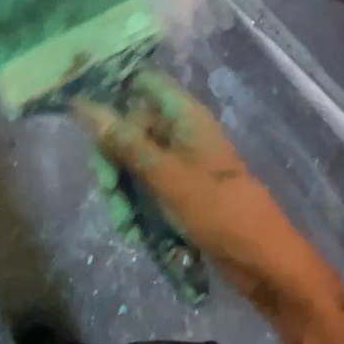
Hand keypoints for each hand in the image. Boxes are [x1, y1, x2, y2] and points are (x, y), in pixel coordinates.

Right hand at [73, 71, 305, 285]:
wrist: (261, 260)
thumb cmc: (215, 209)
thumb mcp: (163, 175)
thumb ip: (123, 140)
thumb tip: (83, 105)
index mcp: (184, 115)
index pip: (143, 82)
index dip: (113, 88)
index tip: (82, 109)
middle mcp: (181, 130)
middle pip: (132, 126)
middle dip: (113, 158)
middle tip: (108, 190)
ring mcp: (182, 161)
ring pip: (135, 160)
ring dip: (122, 189)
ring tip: (124, 222)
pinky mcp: (181, 189)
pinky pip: (148, 185)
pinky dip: (136, 204)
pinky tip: (132, 229)